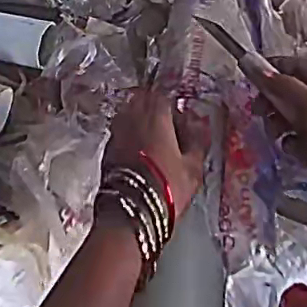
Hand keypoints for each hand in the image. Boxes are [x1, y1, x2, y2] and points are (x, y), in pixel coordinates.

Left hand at [104, 87, 209, 213]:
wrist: (132, 210)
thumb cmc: (167, 186)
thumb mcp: (192, 168)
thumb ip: (196, 142)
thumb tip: (199, 127)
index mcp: (156, 116)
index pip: (162, 96)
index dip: (172, 105)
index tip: (180, 118)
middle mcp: (132, 117)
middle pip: (141, 100)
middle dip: (153, 107)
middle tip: (165, 123)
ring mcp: (117, 131)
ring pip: (128, 113)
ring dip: (139, 118)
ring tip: (151, 136)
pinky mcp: (107, 146)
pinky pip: (119, 130)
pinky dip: (129, 133)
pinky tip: (137, 149)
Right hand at [256, 57, 306, 215]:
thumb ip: (282, 85)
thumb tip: (252, 64)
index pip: (292, 66)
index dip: (270, 68)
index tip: (248, 77)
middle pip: (286, 91)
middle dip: (270, 99)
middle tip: (258, 110)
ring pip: (287, 116)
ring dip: (276, 123)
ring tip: (274, 134)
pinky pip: (294, 139)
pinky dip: (289, 143)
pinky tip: (292, 150)